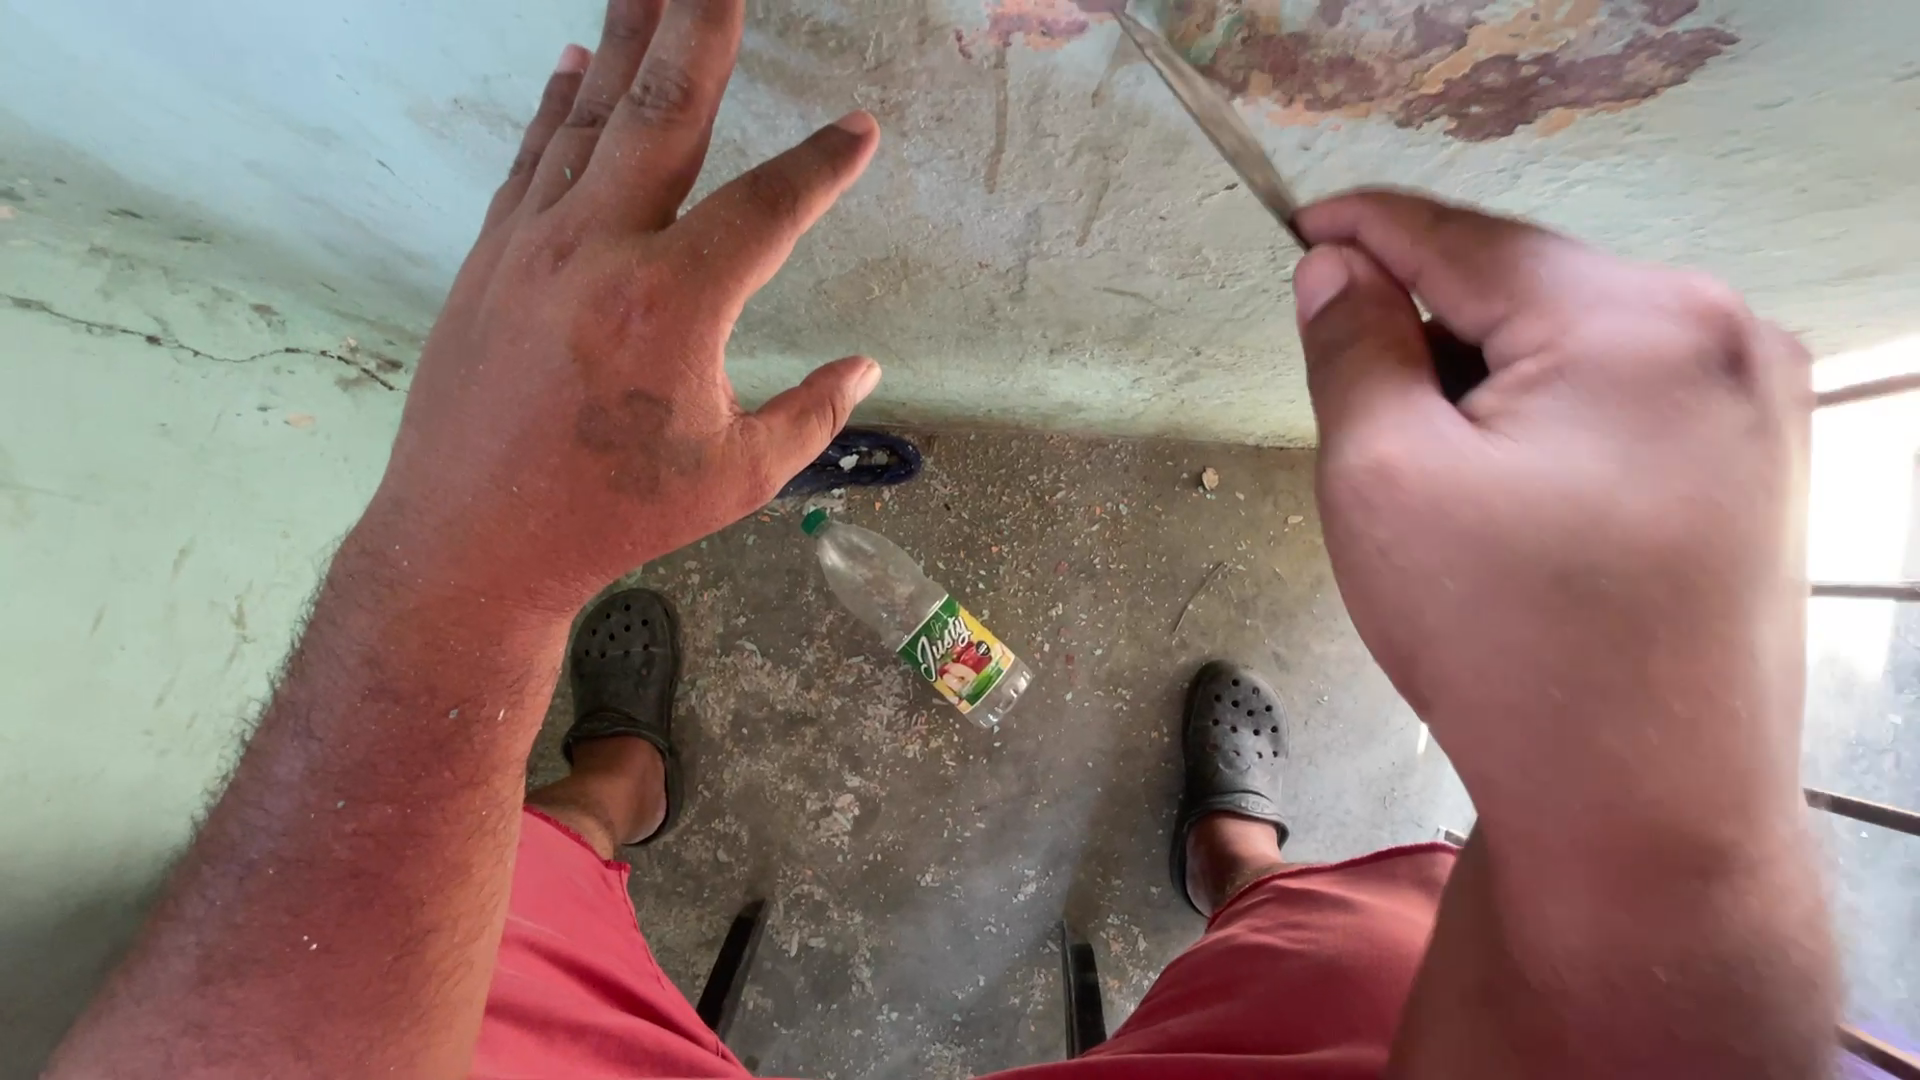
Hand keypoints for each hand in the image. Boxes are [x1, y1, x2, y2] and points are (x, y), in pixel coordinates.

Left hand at [357, 0, 880, 617]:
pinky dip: (559, 102)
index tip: (860, 129)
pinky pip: (534, 156)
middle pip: (665, 112)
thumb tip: (869, 369)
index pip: (768, 210)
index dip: (823, 167)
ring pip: (592, 116)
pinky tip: (575, 61)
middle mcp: (601, 249)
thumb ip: (815, 415)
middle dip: (703, 28)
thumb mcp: (741, 478)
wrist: (476, 537)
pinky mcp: (492, 256)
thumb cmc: (619, 513)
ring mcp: (535, 243)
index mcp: (674, 304)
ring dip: (630, 38)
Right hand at [1293, 192, 1812, 850]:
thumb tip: (1333, 268)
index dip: (1364, 224)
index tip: (1299, 224)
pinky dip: (1517, 418)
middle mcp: (1717, 336)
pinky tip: (1484, 493)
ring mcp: (1748, 404)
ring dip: (1463, 381)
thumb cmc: (1491, 627)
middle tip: (1346, 403)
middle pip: (1517, 290)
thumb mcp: (1381, 472)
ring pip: (1554, 348)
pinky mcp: (1741, 467)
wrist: (1634, 797)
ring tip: (1414, 472)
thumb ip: (1352, 349)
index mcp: (1632, 318)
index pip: (1462, 234)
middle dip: (1415, 326)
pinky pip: (1598, 400)